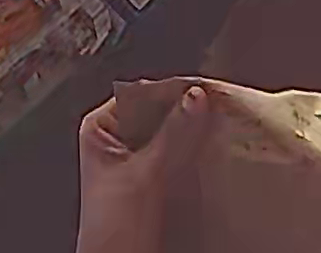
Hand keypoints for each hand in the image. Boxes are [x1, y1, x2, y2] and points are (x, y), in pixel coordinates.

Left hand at [75, 85, 208, 252]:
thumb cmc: (112, 232)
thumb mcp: (144, 175)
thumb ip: (172, 134)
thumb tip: (195, 96)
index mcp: (101, 126)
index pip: (141, 94)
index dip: (172, 90)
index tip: (202, 87)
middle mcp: (117, 139)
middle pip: (157, 113)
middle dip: (185, 110)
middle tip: (216, 104)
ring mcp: (136, 162)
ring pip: (169, 135)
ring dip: (193, 132)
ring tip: (219, 123)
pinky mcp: (154, 183)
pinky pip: (177, 158)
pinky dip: (194, 153)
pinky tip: (212, 150)